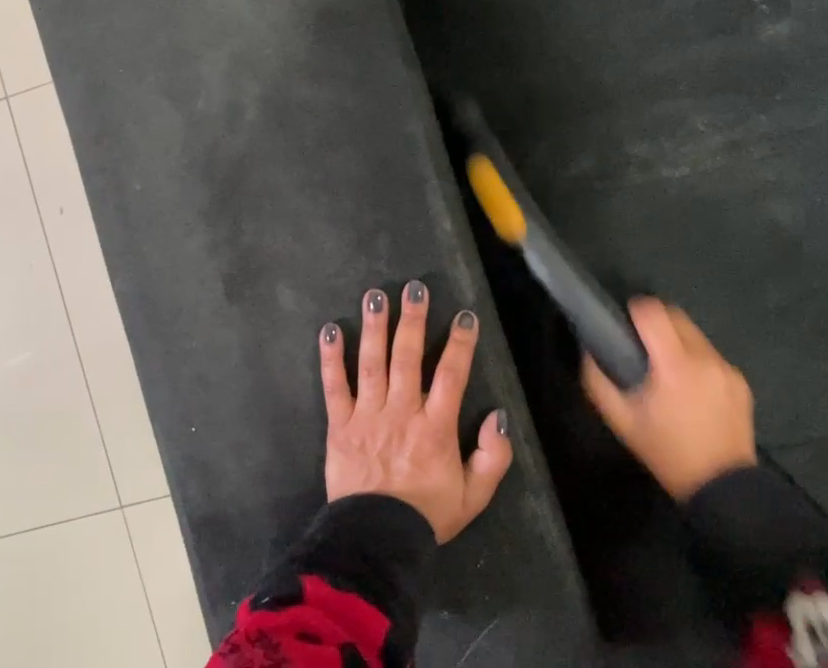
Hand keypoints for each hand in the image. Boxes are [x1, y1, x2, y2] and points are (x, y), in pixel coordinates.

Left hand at [319, 281, 513, 542]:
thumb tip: (497, 416)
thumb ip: (492, 457)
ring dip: (374, 326)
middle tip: (415, 287)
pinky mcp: (339, 425)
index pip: (451, 374)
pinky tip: (330, 330)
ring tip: (375, 295)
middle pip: (408, 357)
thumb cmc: (426, 516)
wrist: (376, 541)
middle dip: (413, 319)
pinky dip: (331, 358)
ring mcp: (367, 416)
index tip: (464, 316)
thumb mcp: (474, 495)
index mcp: (436, 427)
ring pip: (372, 363)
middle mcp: (402, 412)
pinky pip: (334, 386)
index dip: (459, 343)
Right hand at [583, 297, 756, 501]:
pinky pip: (712, 357)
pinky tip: (691, 389)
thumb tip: (589, 351)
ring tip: (667, 368)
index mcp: (674, 365)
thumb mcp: (621, 421)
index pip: (653, 312)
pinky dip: (697, 362)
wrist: (721, 486)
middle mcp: (704, 358)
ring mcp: (726, 369)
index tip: (625, 322)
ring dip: (678, 341)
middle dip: (657, 322)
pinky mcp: (741, 381)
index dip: (635, 309)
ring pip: (696, 335)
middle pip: (677, 316)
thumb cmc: (666, 452)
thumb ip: (598, 381)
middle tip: (642, 344)